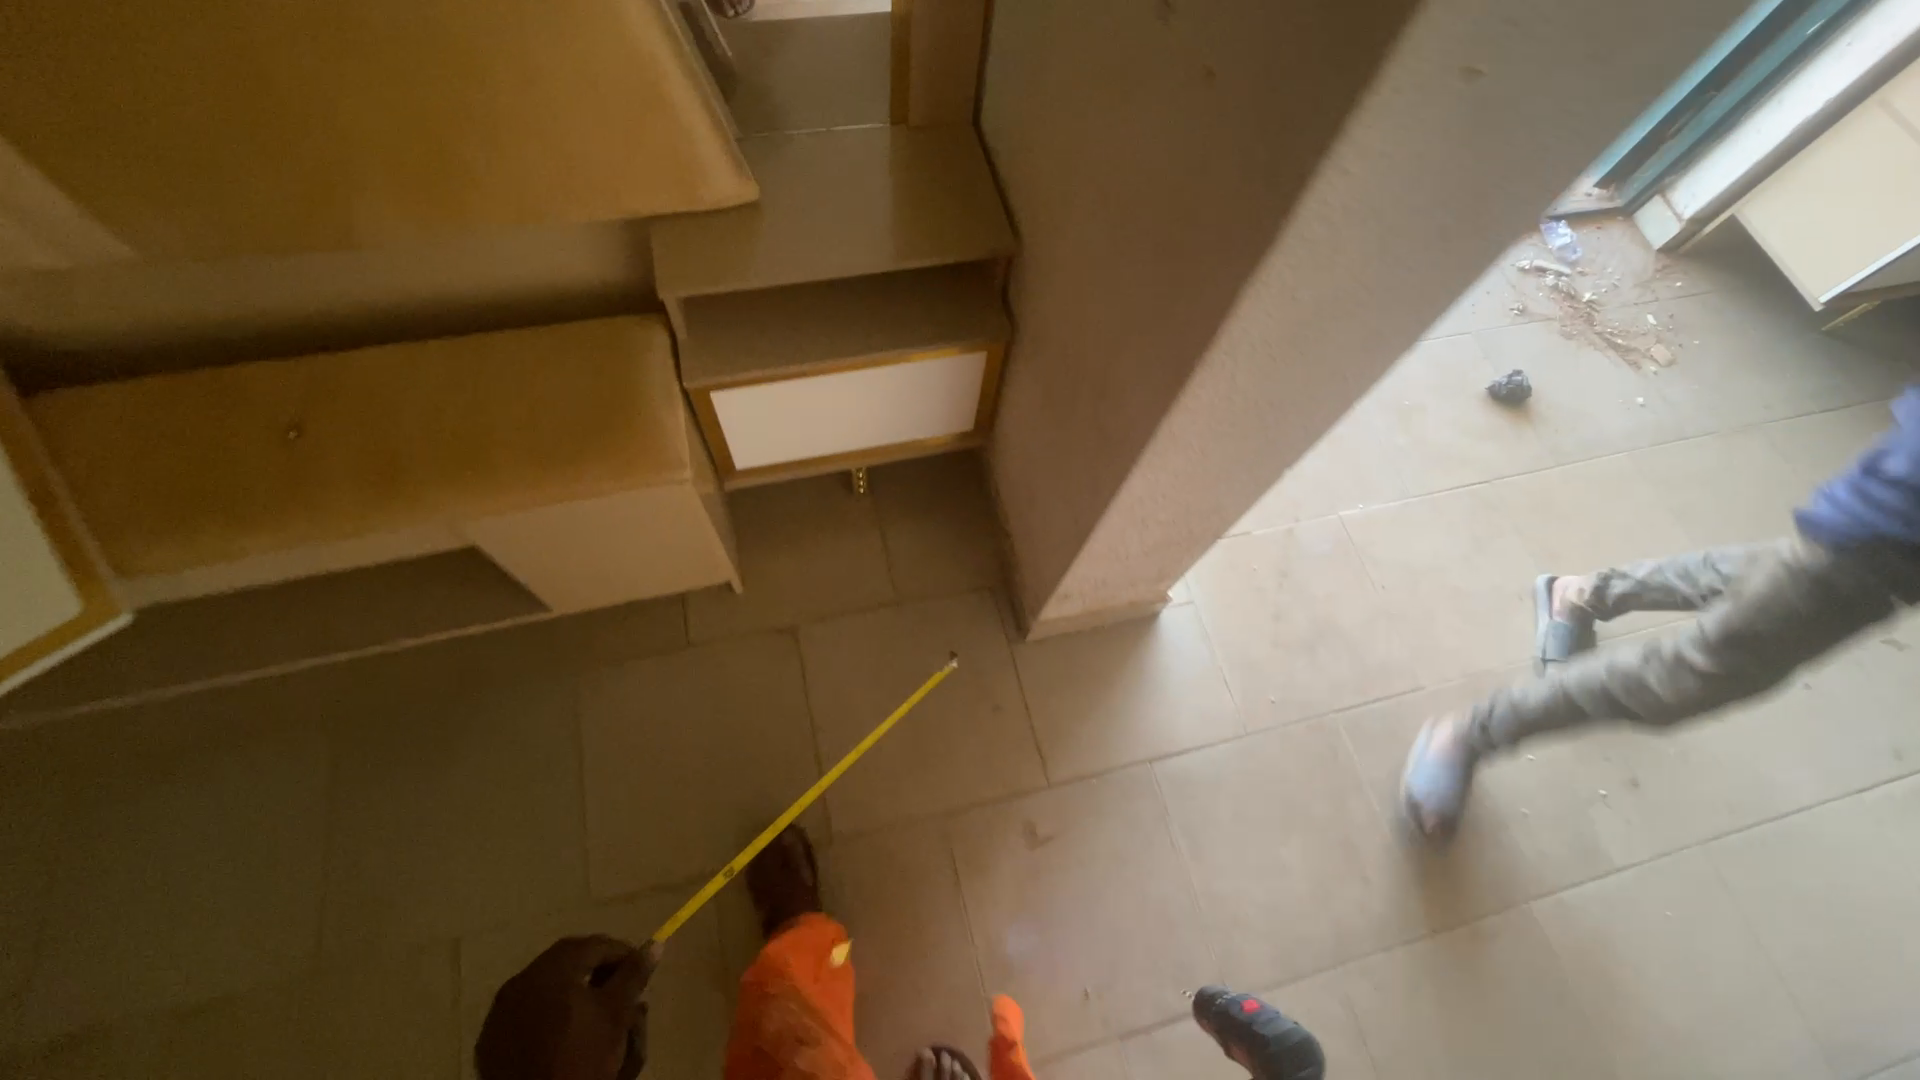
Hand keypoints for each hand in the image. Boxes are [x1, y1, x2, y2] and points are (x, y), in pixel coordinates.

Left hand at [476, 935, 659, 1079]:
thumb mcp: (617, 1014)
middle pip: (568, 962)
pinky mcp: (490, 1043)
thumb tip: (656, 944)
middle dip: (598, 973)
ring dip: (574, 993)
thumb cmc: (582, 1059)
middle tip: (620, 994)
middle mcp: (519, 983)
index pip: (594, 945)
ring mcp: (500, 1015)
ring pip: (547, 987)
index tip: (640, 974)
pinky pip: (527, 1013)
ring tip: (595, 1016)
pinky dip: (550, 1015)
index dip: (622, 955)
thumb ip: (634, 974)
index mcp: (550, 970)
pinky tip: (565, 1036)